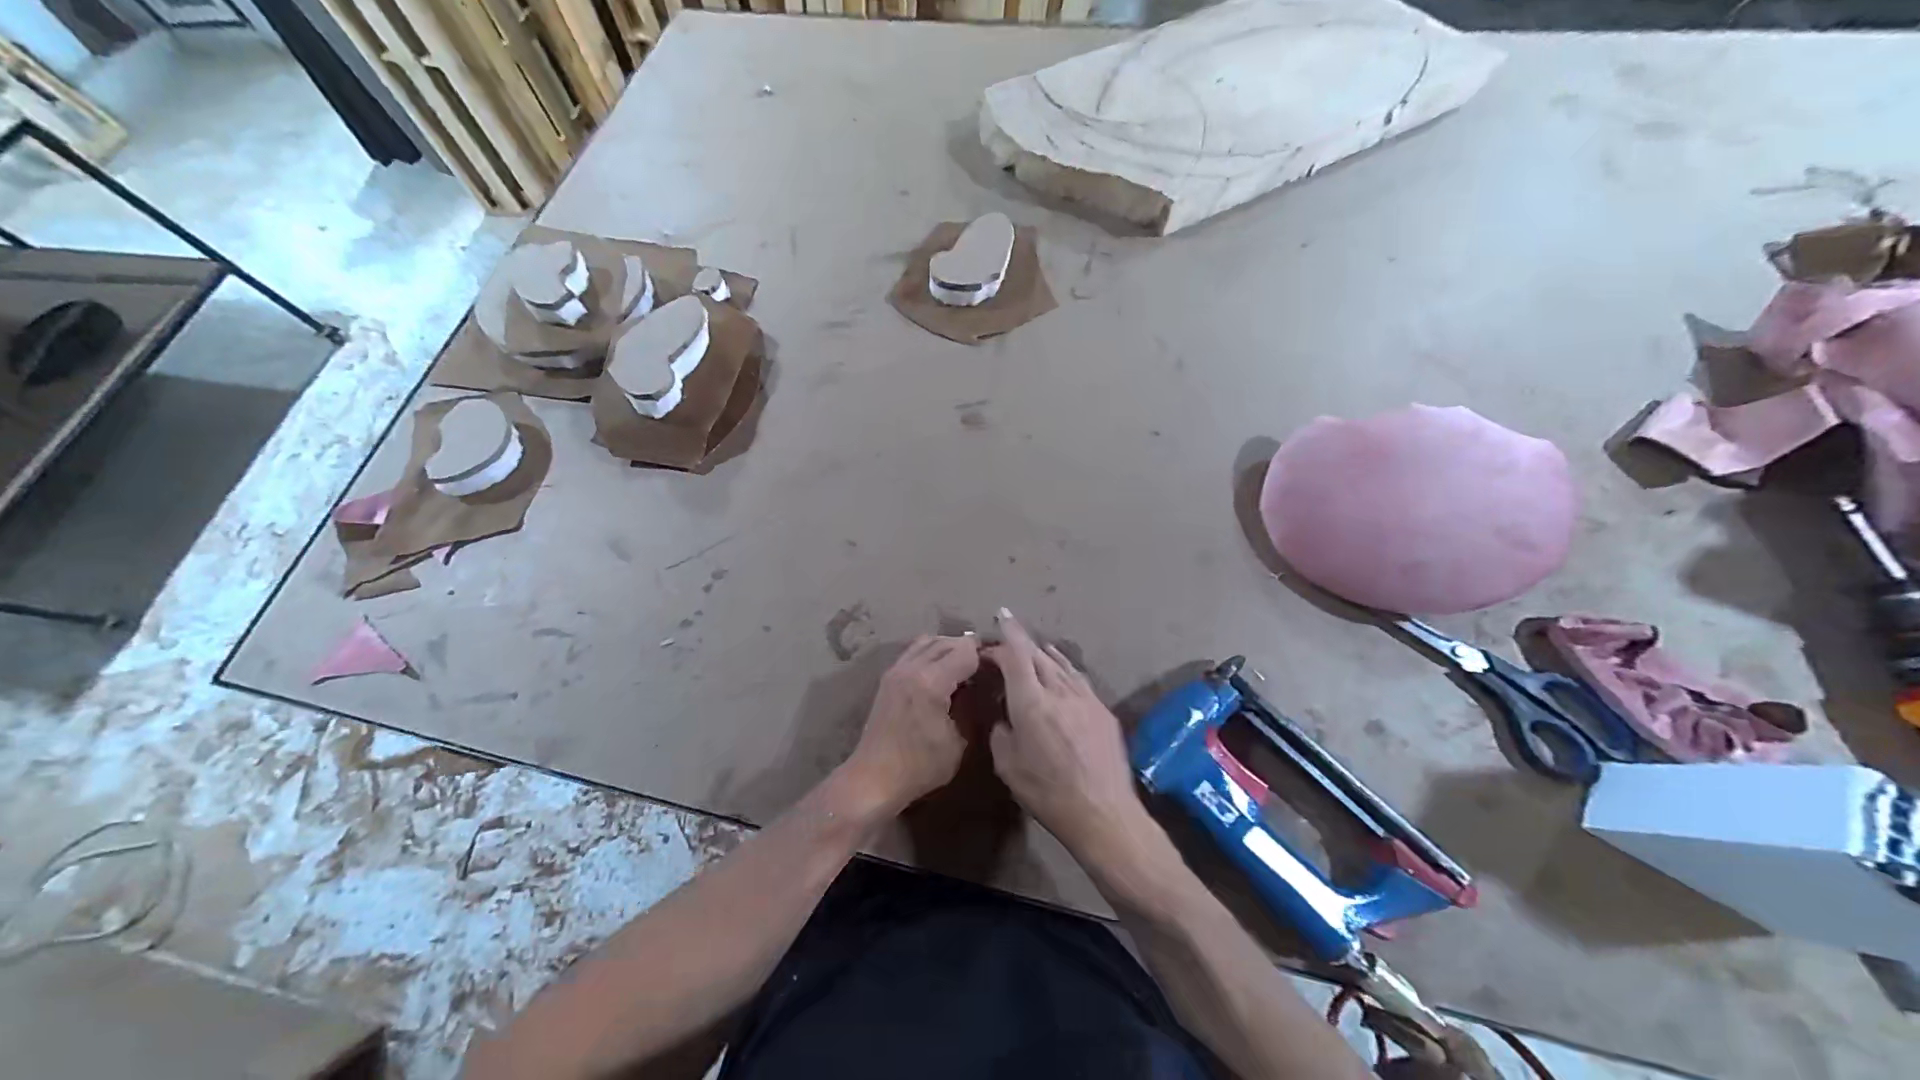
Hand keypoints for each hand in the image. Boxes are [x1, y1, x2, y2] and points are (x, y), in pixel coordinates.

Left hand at [842, 634, 981, 812]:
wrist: (874, 777)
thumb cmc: (920, 766)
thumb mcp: (957, 742)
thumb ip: (969, 708)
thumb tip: (977, 689)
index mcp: (931, 682)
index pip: (965, 651)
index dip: (984, 655)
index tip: (999, 665)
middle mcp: (911, 668)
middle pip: (946, 642)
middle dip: (968, 648)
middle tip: (986, 664)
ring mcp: (896, 670)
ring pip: (927, 641)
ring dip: (948, 647)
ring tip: (964, 664)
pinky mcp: (888, 677)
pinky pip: (913, 651)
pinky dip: (930, 652)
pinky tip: (941, 669)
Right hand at [984, 609, 1141, 855]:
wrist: (1103, 813)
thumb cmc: (1047, 793)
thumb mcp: (1007, 766)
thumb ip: (1001, 731)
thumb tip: (1004, 714)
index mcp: (1030, 702)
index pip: (1016, 655)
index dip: (1005, 635)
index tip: (998, 619)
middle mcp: (1058, 690)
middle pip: (1037, 654)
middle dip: (1020, 641)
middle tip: (1006, 637)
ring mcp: (1085, 698)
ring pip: (1060, 664)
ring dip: (1043, 652)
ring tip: (1033, 646)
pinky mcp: (1103, 710)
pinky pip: (1078, 678)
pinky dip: (1064, 667)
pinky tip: (1061, 668)